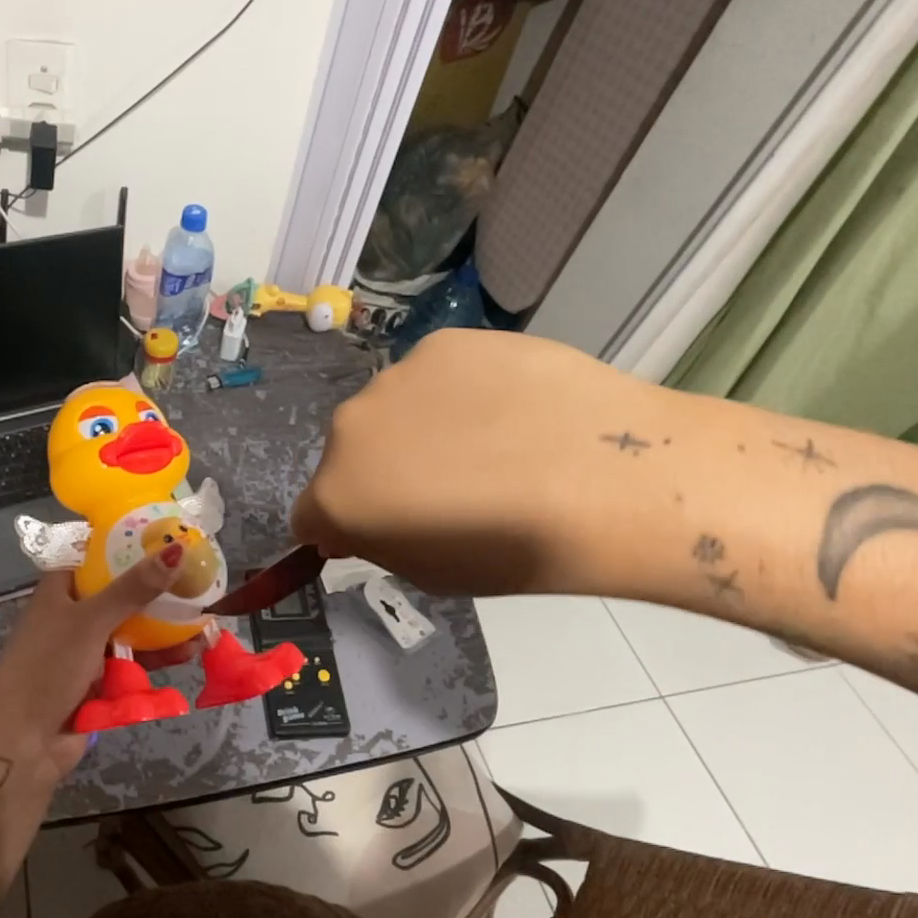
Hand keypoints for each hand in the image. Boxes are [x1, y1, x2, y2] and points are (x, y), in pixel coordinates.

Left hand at [0, 550, 186, 777]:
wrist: (22, 743)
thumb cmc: (47, 667)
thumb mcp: (90, 621)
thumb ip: (132, 589)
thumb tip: (175, 549)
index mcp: (58, 593)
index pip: (91, 557)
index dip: (123, 545)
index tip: (162, 535)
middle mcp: (70, 618)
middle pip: (117, 596)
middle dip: (155, 592)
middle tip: (196, 581)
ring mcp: (84, 652)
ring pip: (130, 632)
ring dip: (163, 630)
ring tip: (203, 623)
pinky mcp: (98, 684)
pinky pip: (132, 664)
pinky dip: (156, 658)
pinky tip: (188, 654)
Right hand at [291, 329, 650, 594]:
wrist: (607, 481)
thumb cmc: (515, 550)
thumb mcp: (431, 574)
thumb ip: (380, 543)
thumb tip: (370, 521)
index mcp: (338, 494)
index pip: (309, 516)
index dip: (341, 529)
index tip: (381, 533)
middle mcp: (349, 428)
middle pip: (348, 455)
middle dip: (380, 472)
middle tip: (443, 490)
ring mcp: (396, 377)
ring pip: (391, 410)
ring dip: (416, 427)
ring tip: (487, 444)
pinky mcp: (443, 343)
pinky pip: (433, 376)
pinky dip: (457, 393)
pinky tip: (509, 409)